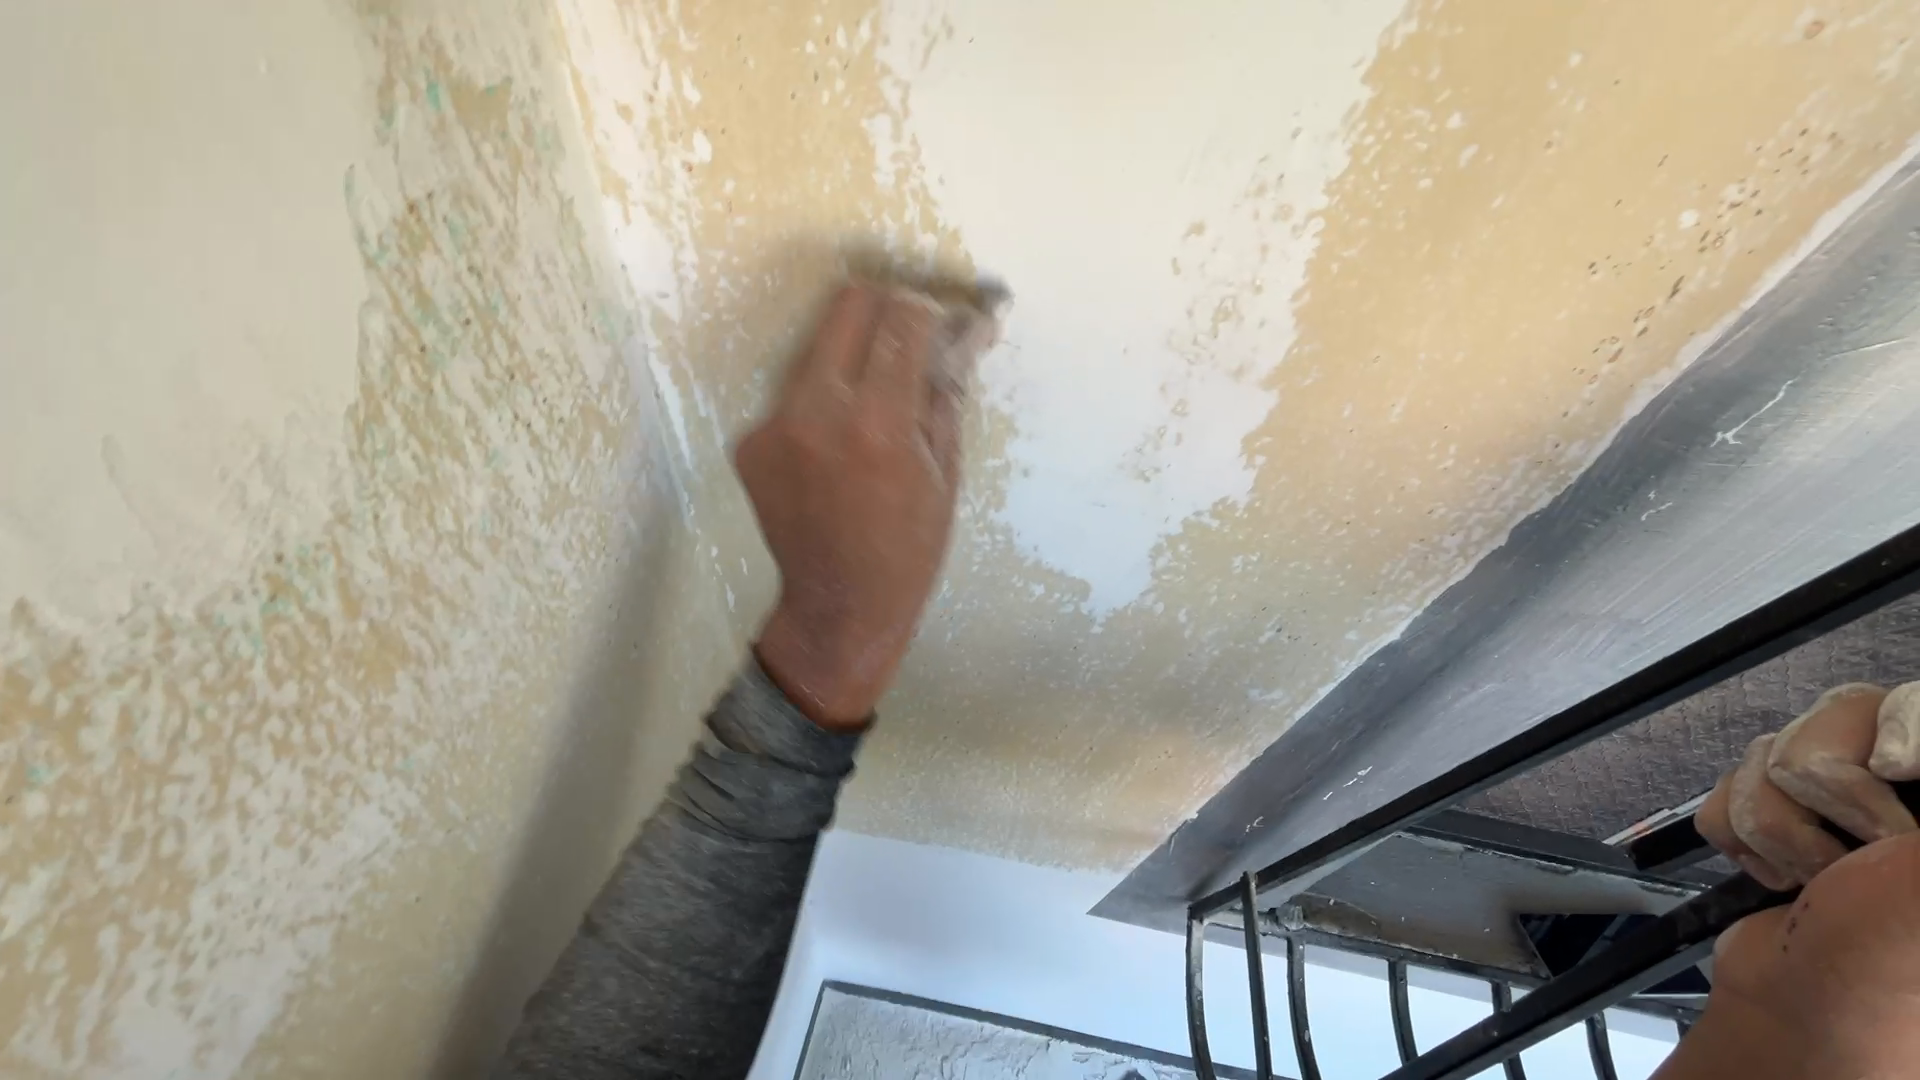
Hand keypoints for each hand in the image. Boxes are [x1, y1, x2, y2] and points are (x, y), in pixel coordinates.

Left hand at [736, 281, 994, 730]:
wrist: (840, 606)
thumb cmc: (910, 549)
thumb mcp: (946, 473)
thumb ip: (945, 393)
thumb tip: (964, 335)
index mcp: (877, 421)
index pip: (902, 318)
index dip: (930, 308)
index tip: (944, 320)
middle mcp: (816, 409)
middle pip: (848, 306)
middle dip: (886, 307)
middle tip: (910, 334)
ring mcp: (774, 423)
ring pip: (816, 347)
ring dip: (852, 354)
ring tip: (876, 394)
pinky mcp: (750, 441)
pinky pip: (794, 394)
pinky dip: (824, 400)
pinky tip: (839, 441)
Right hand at [1655, 683, 1919, 1077]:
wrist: (1805, 1014)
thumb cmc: (1894, 969)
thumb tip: (1908, 740)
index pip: (1917, 706)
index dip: (1894, 739)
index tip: (1896, 783)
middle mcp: (1915, 792)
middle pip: (1840, 714)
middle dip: (1824, 788)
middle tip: (1862, 852)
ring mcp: (1849, 805)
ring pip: (1769, 748)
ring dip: (1775, 821)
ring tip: (1816, 878)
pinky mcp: (1780, 818)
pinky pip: (1725, 782)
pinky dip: (1736, 831)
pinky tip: (1777, 874)